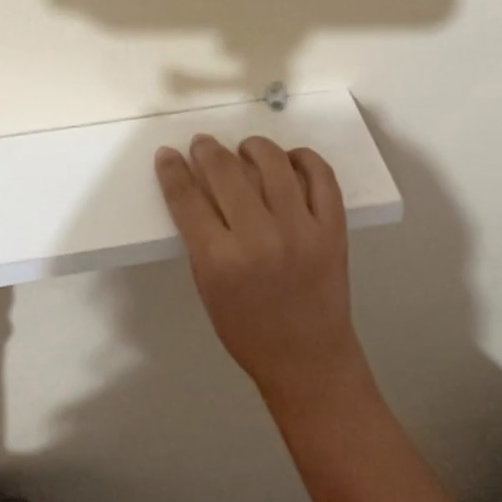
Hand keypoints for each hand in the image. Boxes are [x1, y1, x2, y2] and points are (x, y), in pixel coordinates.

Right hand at [154, 134, 364, 400]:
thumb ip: (201, 240)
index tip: (167, 154)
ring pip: (273, 162)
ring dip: (253, 147)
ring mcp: (300, 229)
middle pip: (225, 170)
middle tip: (203, 144)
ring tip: (246, 150)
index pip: (186, 197)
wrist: (307, 357)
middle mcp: (258, 237)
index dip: (172, 169)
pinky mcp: (333, 228)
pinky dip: (302, 159)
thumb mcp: (208, 289)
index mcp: (219, 259)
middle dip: (207, 150)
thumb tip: (197, 190)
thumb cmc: (248, 330)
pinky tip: (289, 160)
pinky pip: (321, 175)